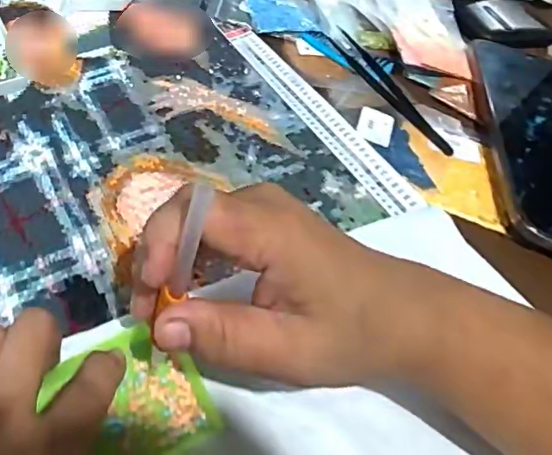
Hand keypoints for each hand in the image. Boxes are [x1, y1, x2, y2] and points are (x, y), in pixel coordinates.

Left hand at [0, 308, 123, 454]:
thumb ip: (66, 451)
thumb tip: (92, 431)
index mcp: (45, 448)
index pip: (89, 387)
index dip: (104, 366)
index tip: (107, 358)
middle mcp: (5, 408)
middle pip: (35, 328)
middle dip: (46, 334)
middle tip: (45, 360)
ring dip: (3, 350)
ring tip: (2, 375)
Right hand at [131, 183, 465, 387]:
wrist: (406, 314)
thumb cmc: (353, 332)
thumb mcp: (291, 350)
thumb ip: (225, 336)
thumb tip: (162, 328)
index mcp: (267, 225)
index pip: (194, 211)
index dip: (161, 242)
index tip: (149, 291)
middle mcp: (258, 201)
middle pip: (186, 207)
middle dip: (157, 251)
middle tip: (145, 304)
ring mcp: (260, 205)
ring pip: (194, 214)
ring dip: (169, 254)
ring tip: (160, 302)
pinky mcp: (261, 217)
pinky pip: (212, 224)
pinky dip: (190, 253)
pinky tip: (188, 288)